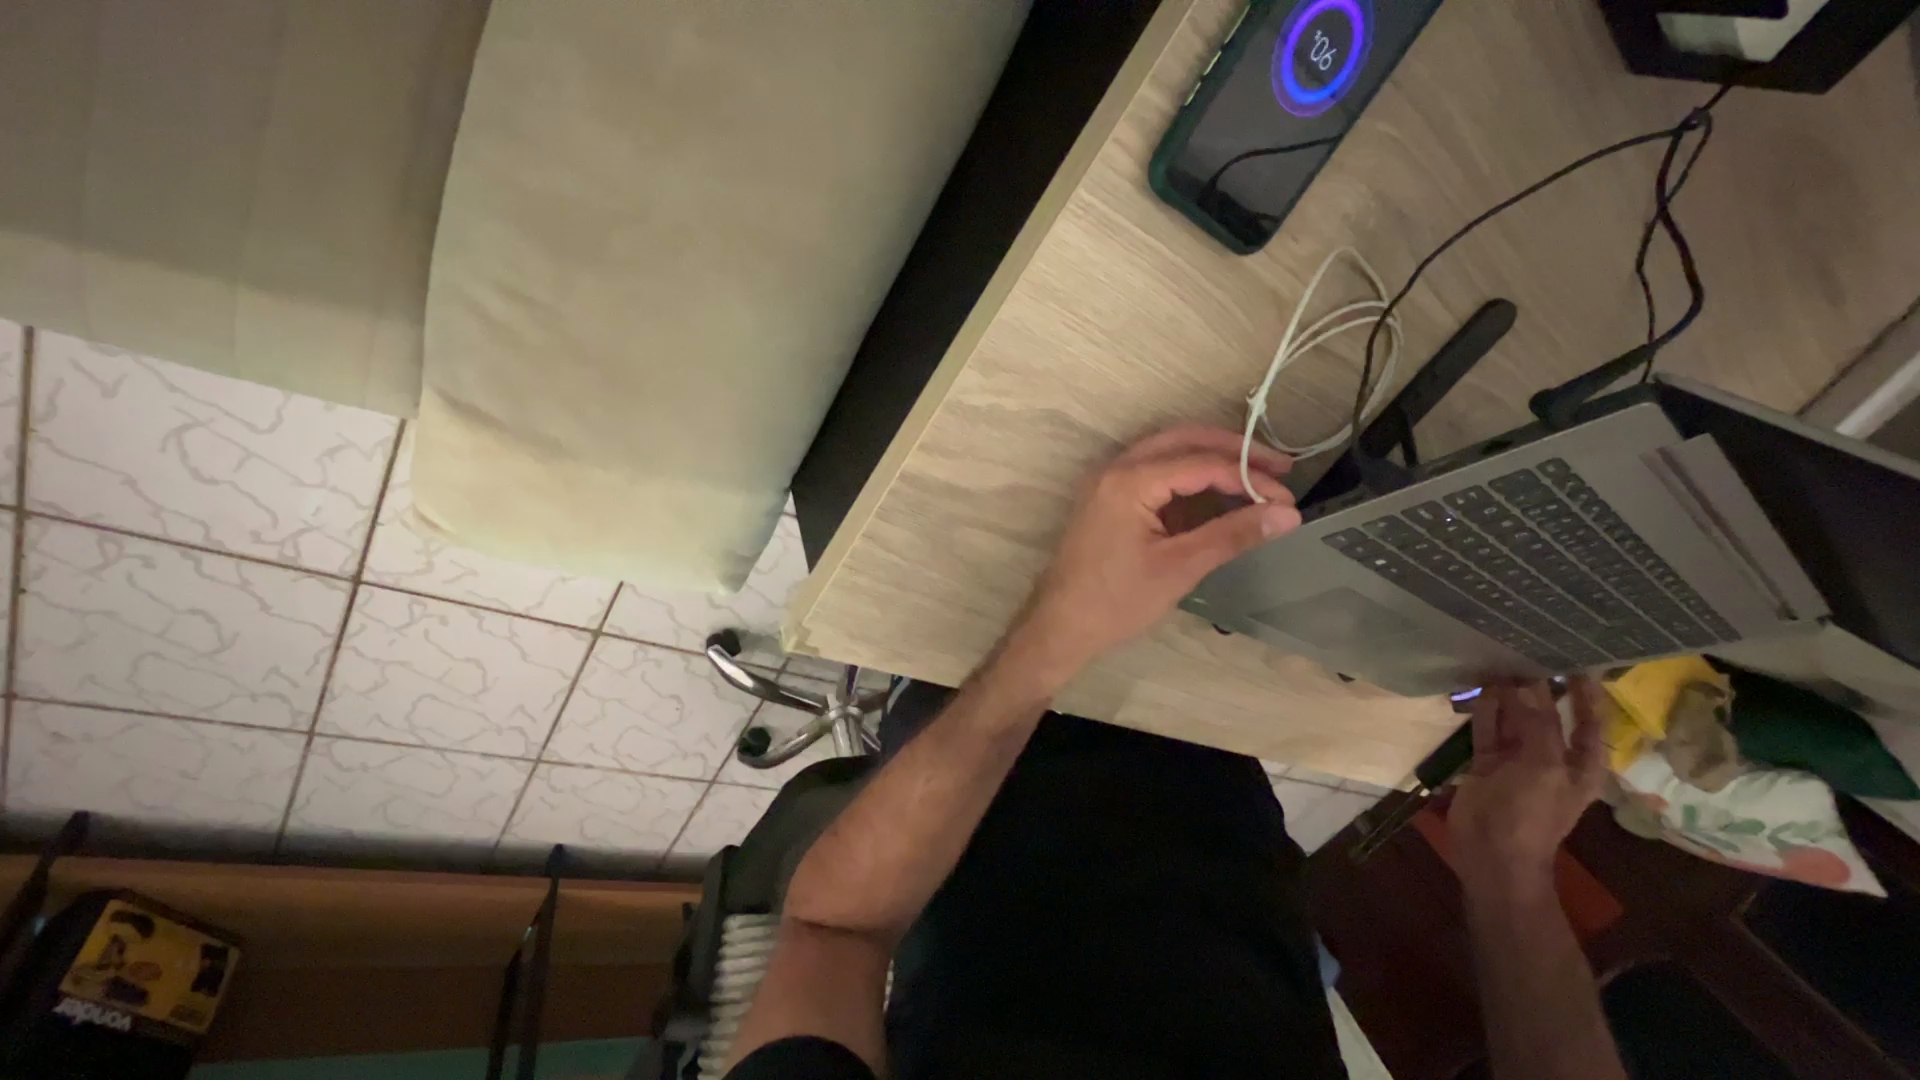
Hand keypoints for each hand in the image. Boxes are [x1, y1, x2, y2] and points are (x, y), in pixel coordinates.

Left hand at [1004, 426, 1301, 691]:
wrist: (1061, 626)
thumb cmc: (1116, 602)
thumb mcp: (1180, 568)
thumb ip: (1233, 534)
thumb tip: (1288, 515)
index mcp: (1130, 481)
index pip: (1202, 462)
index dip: (1250, 476)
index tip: (1286, 497)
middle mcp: (1116, 469)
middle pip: (1185, 440)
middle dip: (1234, 451)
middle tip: (1278, 468)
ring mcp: (1109, 482)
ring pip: (1169, 453)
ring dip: (1211, 460)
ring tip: (1255, 479)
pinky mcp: (1109, 498)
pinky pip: (1155, 473)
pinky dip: (1189, 479)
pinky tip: (1218, 498)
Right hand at [1449, 680, 1606, 902]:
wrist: (1494, 853)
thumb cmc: (1531, 813)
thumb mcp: (1543, 766)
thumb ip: (1536, 724)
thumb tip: (1525, 685)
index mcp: (1581, 764)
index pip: (1590, 722)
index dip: (1587, 695)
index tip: (1578, 663)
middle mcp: (1551, 757)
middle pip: (1548, 715)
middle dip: (1540, 689)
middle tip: (1527, 654)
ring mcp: (1516, 760)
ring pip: (1514, 719)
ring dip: (1508, 695)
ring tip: (1500, 662)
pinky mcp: (1486, 763)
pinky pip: (1487, 730)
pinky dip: (1484, 709)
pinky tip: (1481, 687)